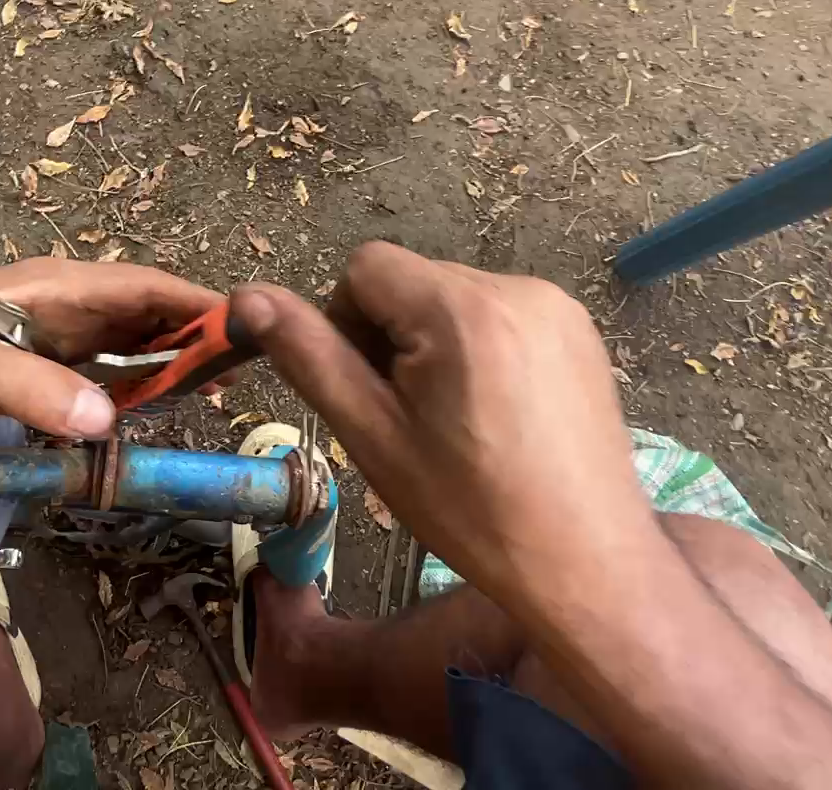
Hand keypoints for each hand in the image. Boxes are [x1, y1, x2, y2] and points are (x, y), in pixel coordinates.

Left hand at [0, 257, 223, 461]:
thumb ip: (26, 386)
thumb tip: (105, 416)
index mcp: (53, 287)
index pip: (138, 286)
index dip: (192, 301)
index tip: (241, 324)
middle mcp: (65, 306)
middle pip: (146, 313)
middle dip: (194, 333)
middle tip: (241, 367)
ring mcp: (59, 339)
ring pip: (133, 343)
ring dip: (173, 360)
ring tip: (216, 386)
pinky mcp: (50, 370)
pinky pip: (111, 372)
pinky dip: (142, 385)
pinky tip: (163, 403)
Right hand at [229, 242, 651, 605]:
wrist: (586, 563)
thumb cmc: (467, 506)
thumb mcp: (370, 433)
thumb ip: (306, 355)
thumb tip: (245, 298)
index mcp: (458, 307)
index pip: (365, 267)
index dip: (347, 322)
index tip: (370, 387)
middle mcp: (514, 285)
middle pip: (409, 282)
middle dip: (390, 333)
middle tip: (408, 413)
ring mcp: (555, 304)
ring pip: (450, 296)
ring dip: (431, 339)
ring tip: (454, 416)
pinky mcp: (577, 327)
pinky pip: (496, 310)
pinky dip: (475, 343)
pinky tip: (493, 407)